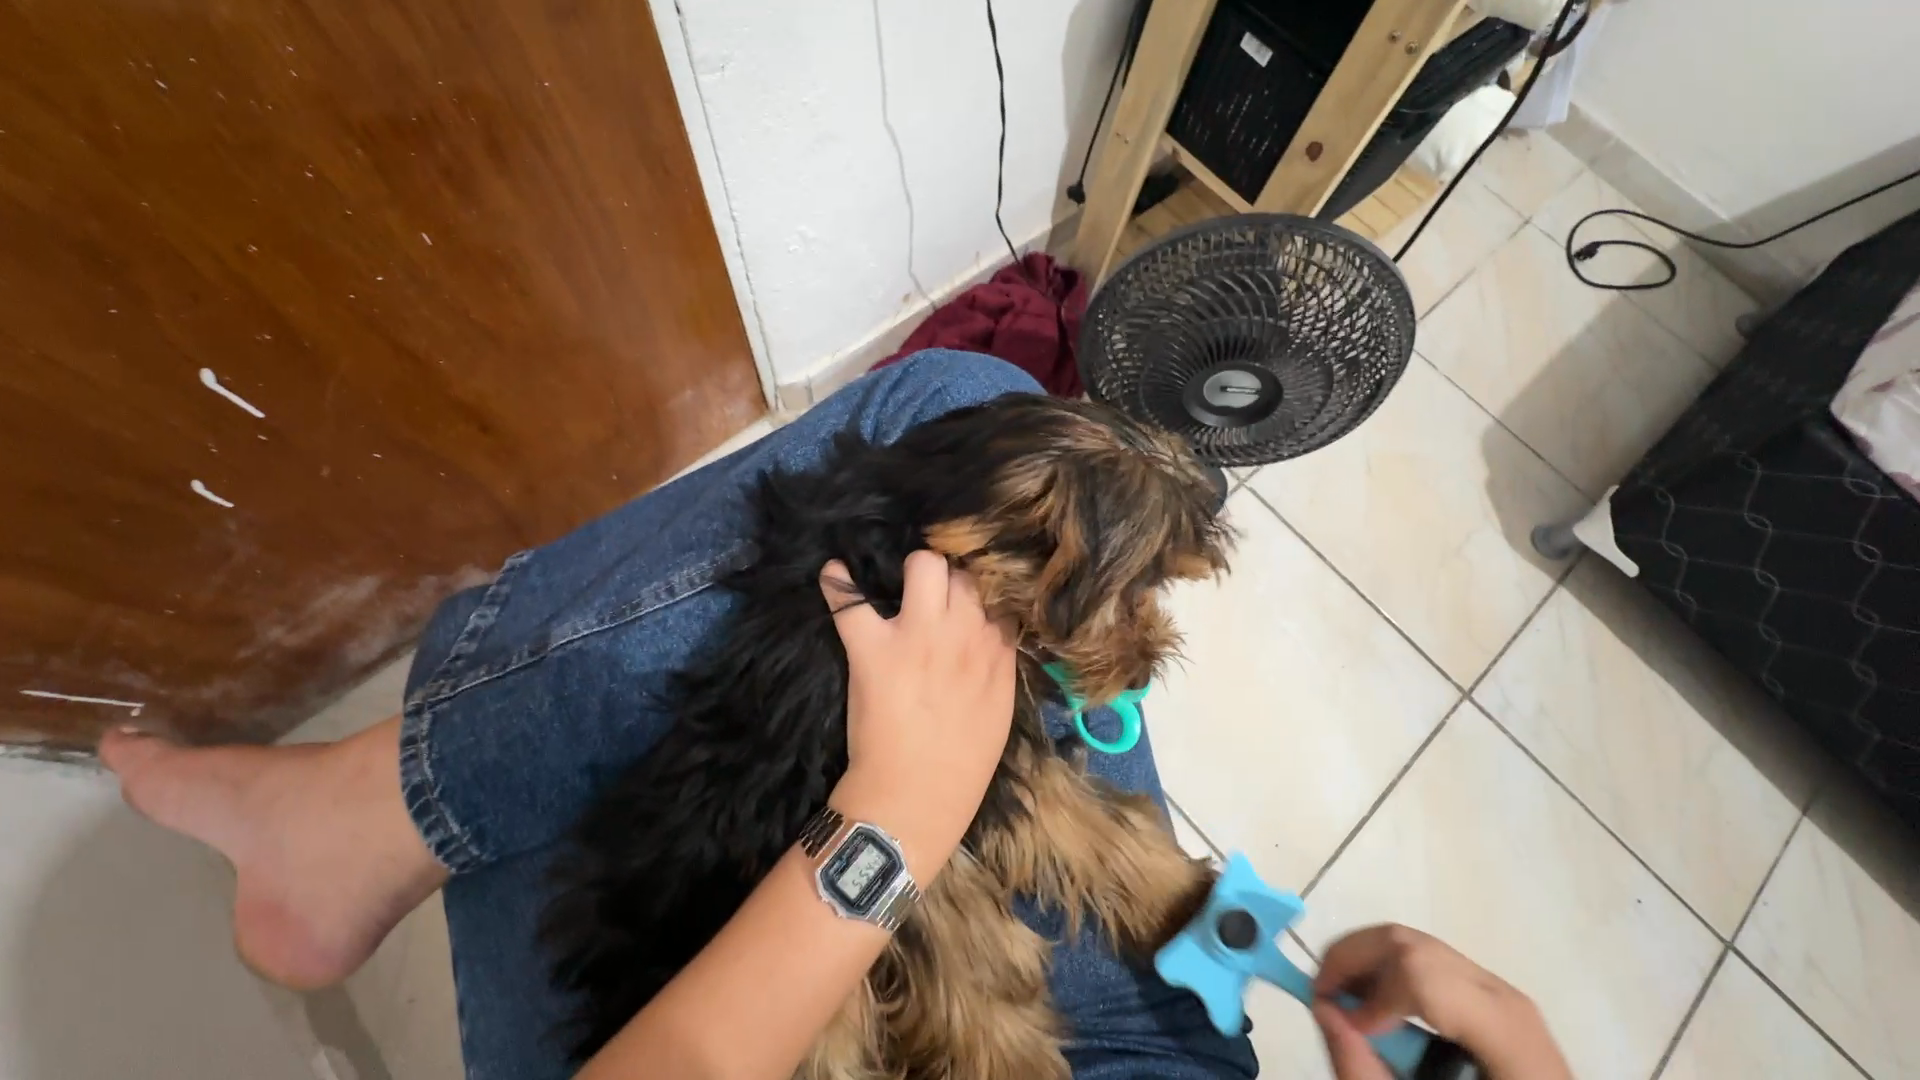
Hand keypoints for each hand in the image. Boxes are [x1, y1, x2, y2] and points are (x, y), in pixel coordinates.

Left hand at [819, 552, 1015, 874]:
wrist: (917, 796)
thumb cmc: (965, 761)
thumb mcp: (1001, 705)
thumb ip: (1000, 660)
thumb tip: (994, 629)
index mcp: (994, 648)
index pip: (993, 590)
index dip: (978, 588)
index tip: (964, 595)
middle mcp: (961, 631)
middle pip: (960, 570)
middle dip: (946, 573)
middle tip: (929, 590)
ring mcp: (916, 636)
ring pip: (921, 565)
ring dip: (909, 570)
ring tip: (893, 583)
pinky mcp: (872, 649)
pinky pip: (849, 601)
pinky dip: (837, 582)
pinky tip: (833, 572)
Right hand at [1311, 925, 1571, 1079]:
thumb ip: (1362, 1069)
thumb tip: (1322, 1008)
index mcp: (1510, 1040)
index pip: (1426, 976)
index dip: (1373, 991)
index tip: (1338, 1020)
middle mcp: (1508, 1000)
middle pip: (1415, 947)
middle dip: (1355, 959)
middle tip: (1322, 992)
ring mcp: (1499, 991)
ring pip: (1417, 944)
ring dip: (1367, 961)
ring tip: (1343, 996)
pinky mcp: (1487, 993)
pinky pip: (1427, 959)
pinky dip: (1388, 969)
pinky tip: (1375, 1002)